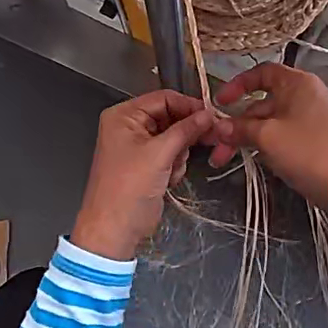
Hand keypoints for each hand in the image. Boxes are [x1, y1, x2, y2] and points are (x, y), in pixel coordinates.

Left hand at [71, 90, 218, 259]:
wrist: (115, 229)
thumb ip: (186, 130)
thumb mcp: (160, 154)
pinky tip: (167, 179)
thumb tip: (208, 114)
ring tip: (171, 170)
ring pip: (175, 137)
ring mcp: (139, 146)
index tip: (212, 115)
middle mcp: (129, 126)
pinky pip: (171, 154)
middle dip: (185, 134)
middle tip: (207, 141)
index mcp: (124, 116)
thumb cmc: (128, 189)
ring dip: (180, 154)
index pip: (164, 98)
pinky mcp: (147, 164)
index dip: (189, 106)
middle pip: (171, 117)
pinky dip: (175, 165)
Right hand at [207, 65, 327, 260]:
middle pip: (262, 102)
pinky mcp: (314, 142)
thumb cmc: (310, 153)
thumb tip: (219, 128)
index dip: (238, 84)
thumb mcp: (268, 137)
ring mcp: (311, 120)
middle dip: (236, 123)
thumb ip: (240, 128)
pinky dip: (264, 145)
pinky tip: (252, 160)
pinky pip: (282, 137)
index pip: (262, 72)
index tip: (219, 103)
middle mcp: (306, 96)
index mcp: (298, 83)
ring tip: (224, 160)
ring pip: (270, 123)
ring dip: (246, 138)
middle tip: (215, 146)